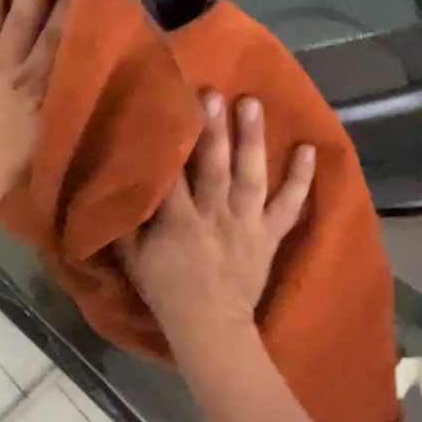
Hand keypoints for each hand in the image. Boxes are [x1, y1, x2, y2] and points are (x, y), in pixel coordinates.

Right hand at [115, 91, 316, 351]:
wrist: (211, 328)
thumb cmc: (166, 291)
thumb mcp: (132, 259)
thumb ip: (124, 222)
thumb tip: (112, 186)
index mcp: (178, 222)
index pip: (172, 175)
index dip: (169, 142)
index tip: (166, 108)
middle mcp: (214, 216)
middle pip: (213, 168)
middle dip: (213, 130)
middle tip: (212, 93)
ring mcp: (247, 224)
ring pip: (250, 177)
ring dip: (252, 140)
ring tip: (252, 104)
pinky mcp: (269, 235)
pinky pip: (289, 206)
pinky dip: (301, 180)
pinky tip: (308, 149)